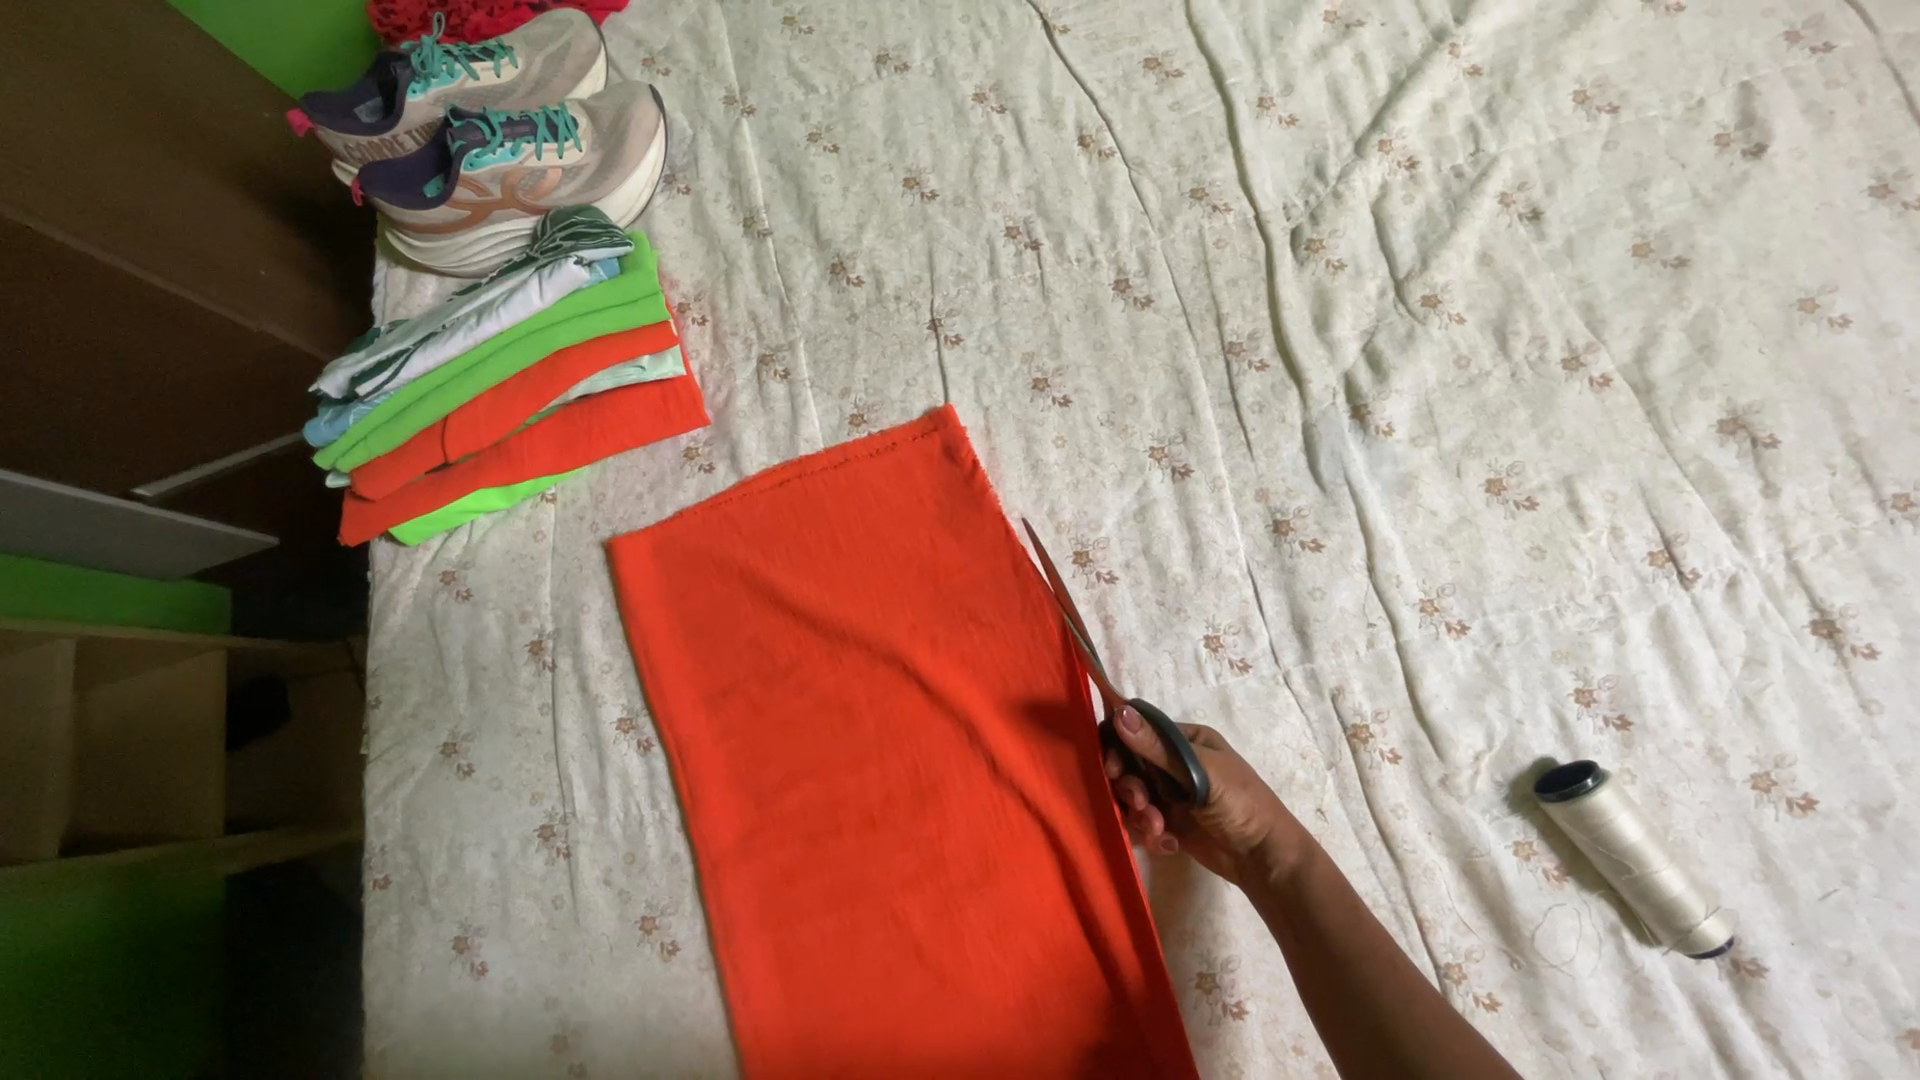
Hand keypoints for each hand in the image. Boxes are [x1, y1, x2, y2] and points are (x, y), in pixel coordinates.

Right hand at [1105, 707, 1305, 885]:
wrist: (1264, 859)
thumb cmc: (1241, 803)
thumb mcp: (1200, 772)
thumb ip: (1157, 747)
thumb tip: (1120, 711)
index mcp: (1185, 740)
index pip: (1137, 729)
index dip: (1118, 744)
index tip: (1111, 767)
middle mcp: (1173, 763)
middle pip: (1128, 764)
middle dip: (1129, 785)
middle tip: (1140, 802)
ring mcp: (1169, 793)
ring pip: (1131, 795)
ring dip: (1140, 813)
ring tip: (1159, 828)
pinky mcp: (1167, 822)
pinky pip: (1140, 821)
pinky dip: (1149, 832)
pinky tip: (1169, 842)